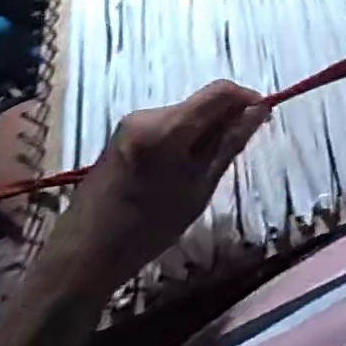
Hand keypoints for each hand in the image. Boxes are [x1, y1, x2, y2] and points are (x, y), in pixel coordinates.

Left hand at [82, 80, 266, 248]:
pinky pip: (169, 124)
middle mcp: (148, 114)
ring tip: (207, 167)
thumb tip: (259, 110)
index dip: (247, 98)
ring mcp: (132, 122)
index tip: (263, 119)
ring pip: (187, 113)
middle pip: (202, 102)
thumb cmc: (147, 228)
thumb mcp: (199, 188)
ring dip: (205, 129)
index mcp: (167, 127)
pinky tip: (181, 169)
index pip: (220, 91)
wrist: (83, 255)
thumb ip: (229, 144)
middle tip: (237, 152)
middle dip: (226, 118)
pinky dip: (185, 137)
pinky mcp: (124, 133)